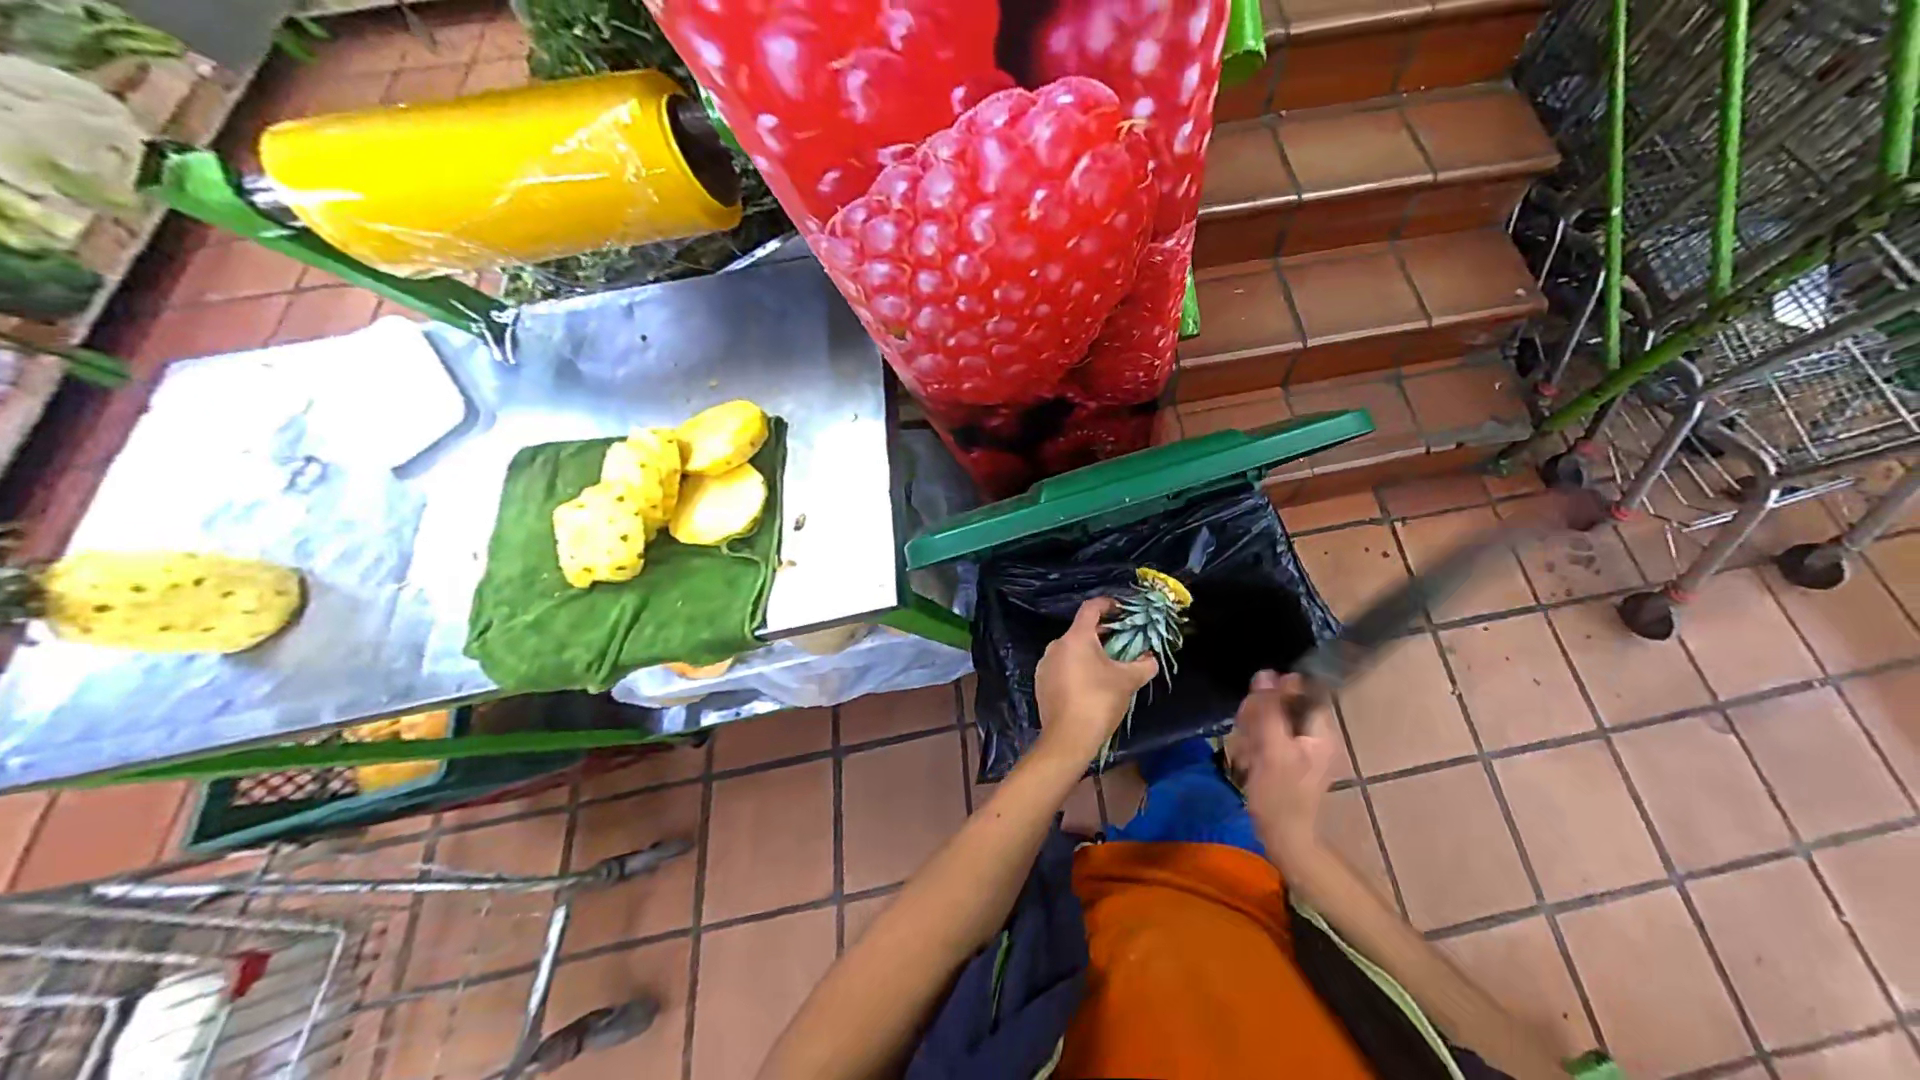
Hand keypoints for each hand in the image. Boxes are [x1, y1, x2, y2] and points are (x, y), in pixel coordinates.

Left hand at [1034, 598, 1158, 764]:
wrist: (1068, 737)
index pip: (1091, 608)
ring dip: (1089, 653)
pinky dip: (1076, 668)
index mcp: (1076, 637)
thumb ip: (1144, 664)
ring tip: (1108, 666)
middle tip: (1122, 644)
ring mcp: (1045, 664)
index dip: (1108, 604)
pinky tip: (1089, 684)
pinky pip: (1062, 666)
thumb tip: (1150, 658)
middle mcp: (1056, 645)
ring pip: (1071, 650)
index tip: (1122, 610)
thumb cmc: (1099, 701)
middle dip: (1103, 634)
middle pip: (1081, 631)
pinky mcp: (1041, 682)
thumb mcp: (1129, 681)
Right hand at [1225, 670, 1338, 863]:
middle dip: (1257, 716)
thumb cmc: (1280, 796)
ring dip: (1250, 732)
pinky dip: (1251, 745)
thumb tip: (1264, 673)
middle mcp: (1312, 734)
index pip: (1298, 691)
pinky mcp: (1283, 758)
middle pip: (1280, 703)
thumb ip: (1268, 711)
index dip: (1273, 693)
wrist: (1283, 839)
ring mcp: (1297, 747)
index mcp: (1320, 731)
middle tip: (1247, 738)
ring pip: (1267, 719)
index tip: (1254, 709)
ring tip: (1246, 756)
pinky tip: (1246, 762)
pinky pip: (1263, 737)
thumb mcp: (1272, 750)